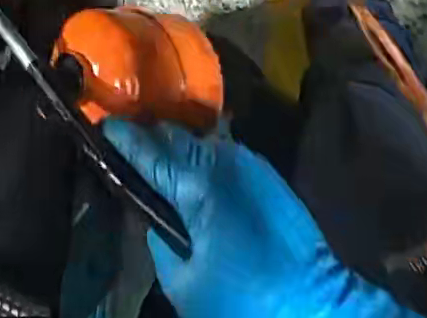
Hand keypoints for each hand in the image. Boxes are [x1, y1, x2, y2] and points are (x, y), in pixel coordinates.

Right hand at [103, 121, 418, 317]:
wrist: (329, 316)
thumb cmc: (249, 308)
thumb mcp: (184, 284)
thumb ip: (158, 240)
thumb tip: (152, 215)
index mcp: (193, 183)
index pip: (142, 146)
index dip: (116, 135)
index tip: (98, 126)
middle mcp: (218, 160)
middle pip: (168, 133)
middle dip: (146, 139)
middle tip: (128, 151)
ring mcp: (246, 163)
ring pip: (195, 141)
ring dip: (175, 150)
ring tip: (161, 164)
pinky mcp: (267, 174)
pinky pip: (221, 155)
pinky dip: (203, 161)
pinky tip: (196, 181)